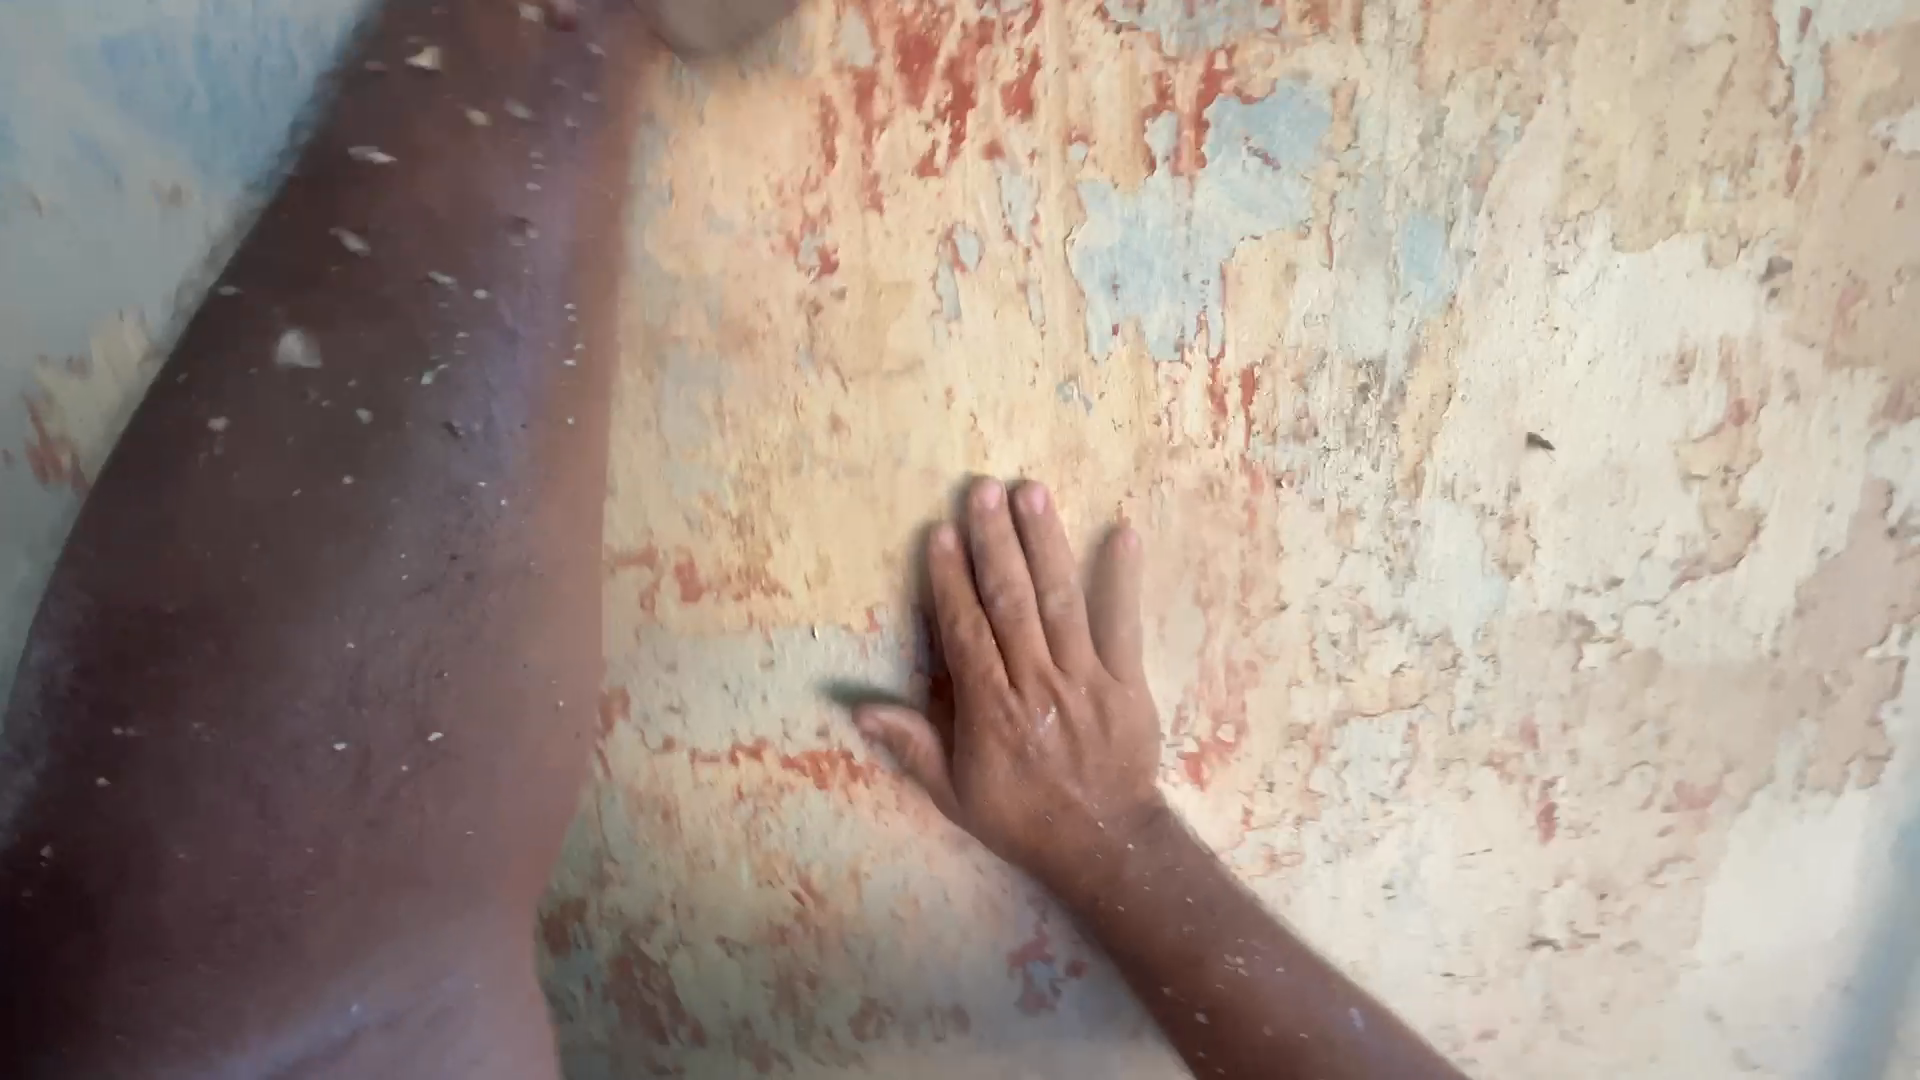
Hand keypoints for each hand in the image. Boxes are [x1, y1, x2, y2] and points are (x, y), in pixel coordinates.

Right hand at [855, 478, 1164, 894]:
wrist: (1105, 844)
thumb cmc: (1022, 817)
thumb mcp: (954, 795)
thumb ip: (911, 746)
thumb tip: (858, 707)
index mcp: (992, 711)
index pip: (966, 632)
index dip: (951, 580)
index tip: (942, 533)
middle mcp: (1037, 684)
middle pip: (1013, 602)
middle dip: (996, 543)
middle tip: (984, 491)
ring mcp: (1087, 679)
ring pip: (1062, 601)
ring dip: (1046, 544)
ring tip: (1033, 493)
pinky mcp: (1129, 681)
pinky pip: (1125, 625)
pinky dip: (1123, 579)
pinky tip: (1123, 533)